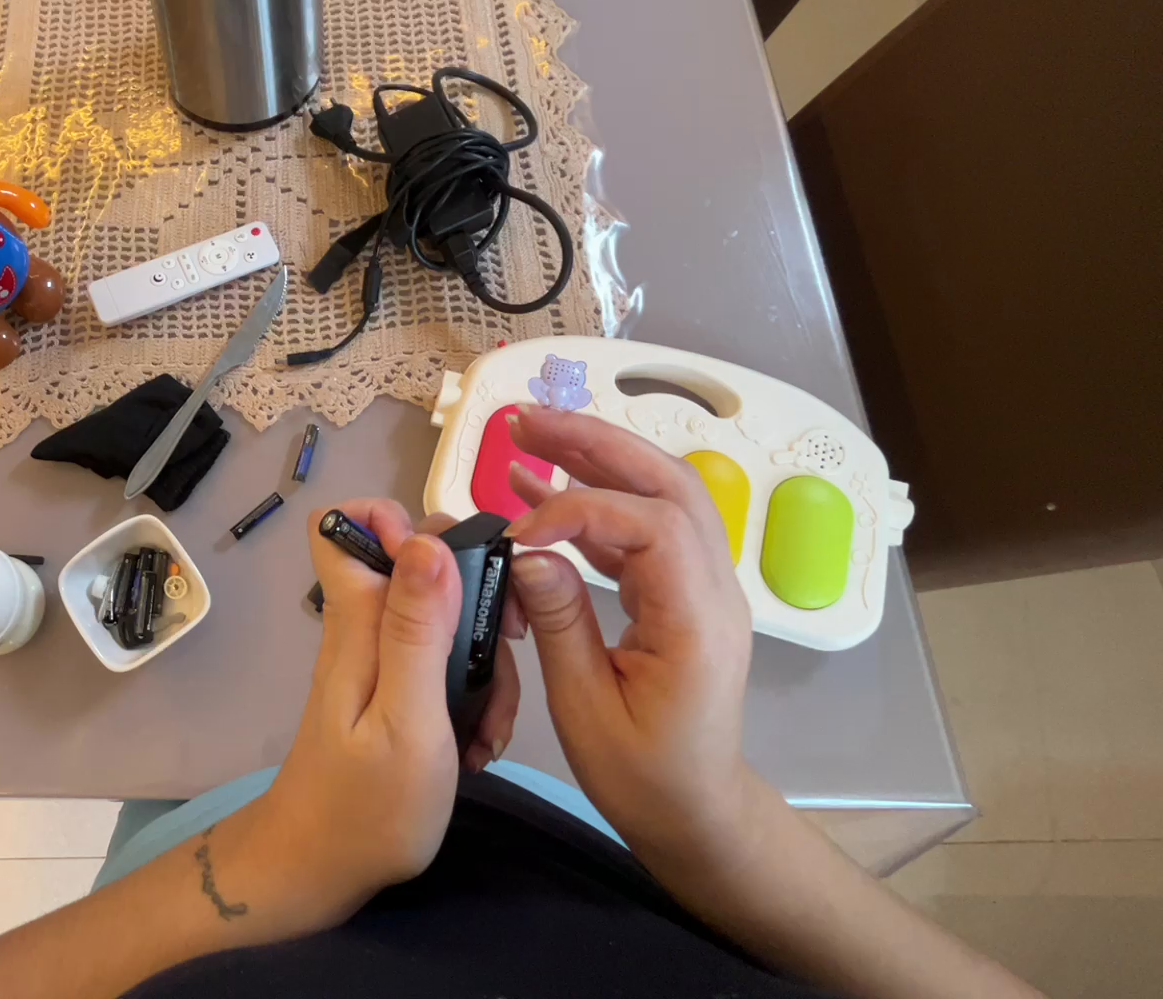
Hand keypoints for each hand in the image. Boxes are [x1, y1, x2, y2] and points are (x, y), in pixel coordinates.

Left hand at [242, 499, 474, 928]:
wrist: (323, 866)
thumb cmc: (367, 803)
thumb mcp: (407, 717)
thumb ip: (417, 628)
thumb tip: (426, 539)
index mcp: (355, 619)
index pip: (338, 525)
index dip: (389, 519)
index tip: (444, 560)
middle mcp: (362, 624)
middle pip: (413, 563)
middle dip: (470, 593)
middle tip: (504, 648)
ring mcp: (377, 655)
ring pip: (439, 615)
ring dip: (480, 657)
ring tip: (490, 724)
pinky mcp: (393, 686)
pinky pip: (438, 659)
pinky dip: (468, 689)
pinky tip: (477, 739)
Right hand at [504, 405, 759, 862]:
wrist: (696, 808)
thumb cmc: (642, 773)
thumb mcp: (586, 707)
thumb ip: (560, 621)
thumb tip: (527, 551)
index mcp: (696, 622)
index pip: (651, 525)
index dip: (579, 509)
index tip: (517, 533)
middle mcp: (711, 588)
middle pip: (667, 484)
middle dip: (594, 443)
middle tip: (525, 420)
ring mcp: (698, 583)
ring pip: (657, 492)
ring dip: (591, 454)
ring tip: (526, 432)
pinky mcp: (675, 587)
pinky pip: (637, 523)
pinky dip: (587, 496)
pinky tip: (535, 483)